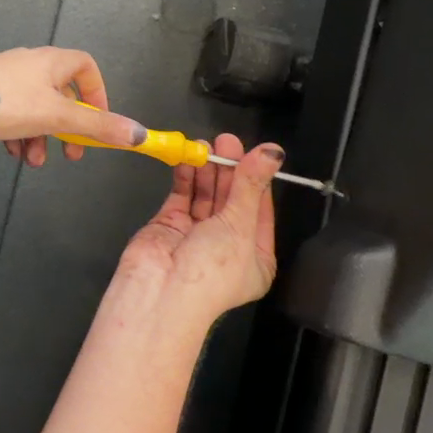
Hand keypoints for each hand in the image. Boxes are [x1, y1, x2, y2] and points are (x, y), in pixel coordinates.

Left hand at [0, 48, 144, 164]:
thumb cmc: (10, 104)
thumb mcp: (58, 118)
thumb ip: (98, 126)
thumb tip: (140, 134)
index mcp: (52, 61)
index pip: (86, 67)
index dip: (97, 94)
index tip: (98, 122)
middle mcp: (31, 63)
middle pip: (61, 96)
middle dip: (66, 129)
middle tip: (69, 155)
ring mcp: (6, 77)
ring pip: (35, 110)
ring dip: (40, 137)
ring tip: (32, 160)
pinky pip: (12, 112)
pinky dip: (18, 132)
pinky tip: (11, 151)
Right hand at [117, 134, 281, 318]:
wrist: (161, 291)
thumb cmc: (212, 269)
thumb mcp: (239, 226)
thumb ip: (249, 185)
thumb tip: (272, 151)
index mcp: (255, 256)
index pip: (259, 210)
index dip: (257, 179)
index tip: (255, 150)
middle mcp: (226, 244)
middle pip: (231, 199)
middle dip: (230, 170)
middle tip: (226, 140)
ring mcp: (196, 234)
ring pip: (205, 196)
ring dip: (207, 171)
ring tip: (206, 144)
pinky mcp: (169, 224)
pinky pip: (181, 197)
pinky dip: (185, 178)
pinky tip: (189, 158)